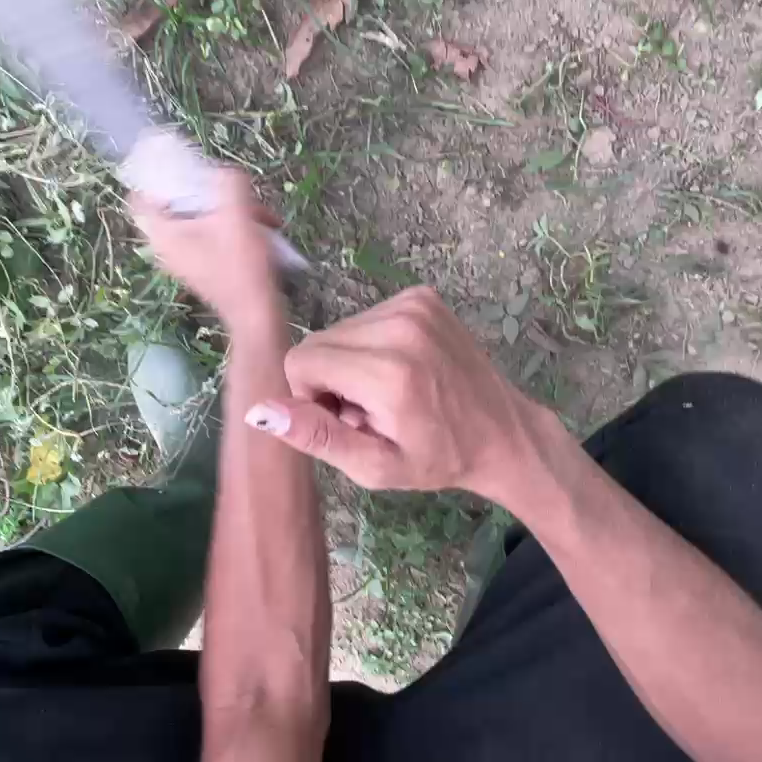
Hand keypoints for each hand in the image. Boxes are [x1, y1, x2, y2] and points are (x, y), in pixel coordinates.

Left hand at [130, 169, 282, 332]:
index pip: (140, 197)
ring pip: (202, 218)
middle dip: (212, 193)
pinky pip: (214, 234)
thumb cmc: (241, 268)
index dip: (157, 177)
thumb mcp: (236, 217)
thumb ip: (228, 183)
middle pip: (179, 203)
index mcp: (164, 234)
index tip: (183, 167)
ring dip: (232, 209)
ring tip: (261, 215)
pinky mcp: (206, 265)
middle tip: (237, 193)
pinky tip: (262, 229)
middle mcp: (169, 246)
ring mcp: (187, 258)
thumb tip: (224, 173)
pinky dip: (235, 227)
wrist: (257, 314)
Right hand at [244, 287, 560, 500]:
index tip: (346, 419)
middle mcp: (399, 326)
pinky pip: (366, 316)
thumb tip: (259, 410)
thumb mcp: (375, 465)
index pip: (300, 362)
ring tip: (389, 392)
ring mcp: (414, 305)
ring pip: (340, 329)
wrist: (502, 431)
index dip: (311, 396)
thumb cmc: (437, 458)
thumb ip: (316, 435)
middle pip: (318, 342)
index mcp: (388, 372)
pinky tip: (402, 370)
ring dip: (351, 361)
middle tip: (369, 409)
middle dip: (329, 378)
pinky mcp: (423, 295)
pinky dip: (373, 344)